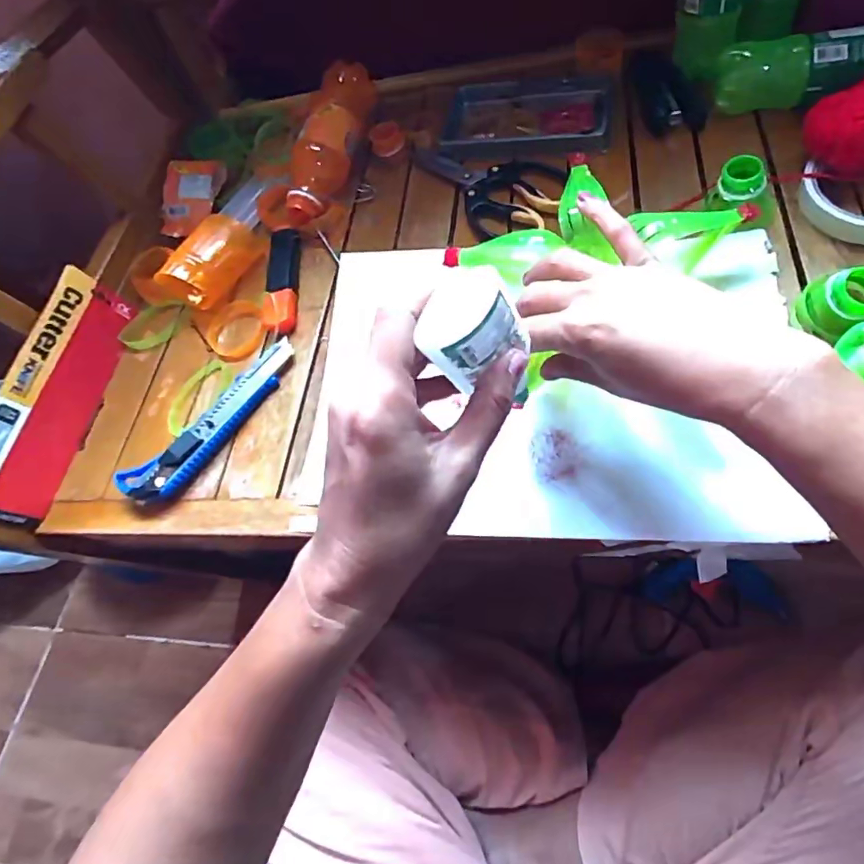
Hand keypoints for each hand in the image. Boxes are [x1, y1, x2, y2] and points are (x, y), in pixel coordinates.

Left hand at [301, 293, 522, 624]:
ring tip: (479, 359)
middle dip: (438, 323)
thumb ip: (489, 408)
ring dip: (428, 352)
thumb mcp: (459, 467)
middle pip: (391, 330)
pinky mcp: (349, 418)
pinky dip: (415, 377)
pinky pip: (382, 380)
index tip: (471, 296)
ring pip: (387, 354)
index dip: (432, 298)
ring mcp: (347, 403)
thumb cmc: (406, 526)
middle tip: (485, 328)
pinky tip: (454, 392)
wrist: (352, 567)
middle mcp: (354, 390)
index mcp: (378, 397)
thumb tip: (516, 359)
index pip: (396, 317)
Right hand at [516, 192, 832, 428]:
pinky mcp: (646, 266)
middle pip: (536, 297)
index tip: (504, 356)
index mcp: (577, 330)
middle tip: (517, 329)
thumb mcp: (615, 385)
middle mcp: (588, 295)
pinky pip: (620, 234)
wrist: (740, 368)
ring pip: (561, 262)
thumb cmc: (674, 387)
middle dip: (518, 313)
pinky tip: (583, 199)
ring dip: (539, 273)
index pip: (527, 333)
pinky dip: (600, 214)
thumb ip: (575, 370)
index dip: (511, 344)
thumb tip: (547, 367)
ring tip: (530, 284)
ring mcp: (617, 275)